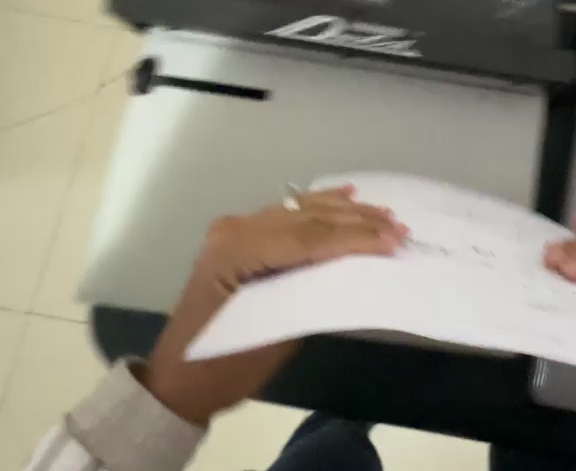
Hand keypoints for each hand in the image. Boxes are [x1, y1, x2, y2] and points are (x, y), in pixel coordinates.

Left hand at [141, 185, 407, 424]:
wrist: (177, 380)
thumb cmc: (222, 367)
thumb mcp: (272, 335)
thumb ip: (310, 292)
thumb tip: (355, 267)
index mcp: (236, 251)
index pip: (308, 238)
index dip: (355, 238)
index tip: (394, 242)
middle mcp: (235, 228)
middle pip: (308, 219)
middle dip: (357, 223)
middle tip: (399, 228)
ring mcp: (237, 227)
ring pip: (302, 210)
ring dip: (346, 213)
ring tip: (385, 215)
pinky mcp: (243, 234)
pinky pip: (288, 213)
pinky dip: (320, 206)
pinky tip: (347, 195)